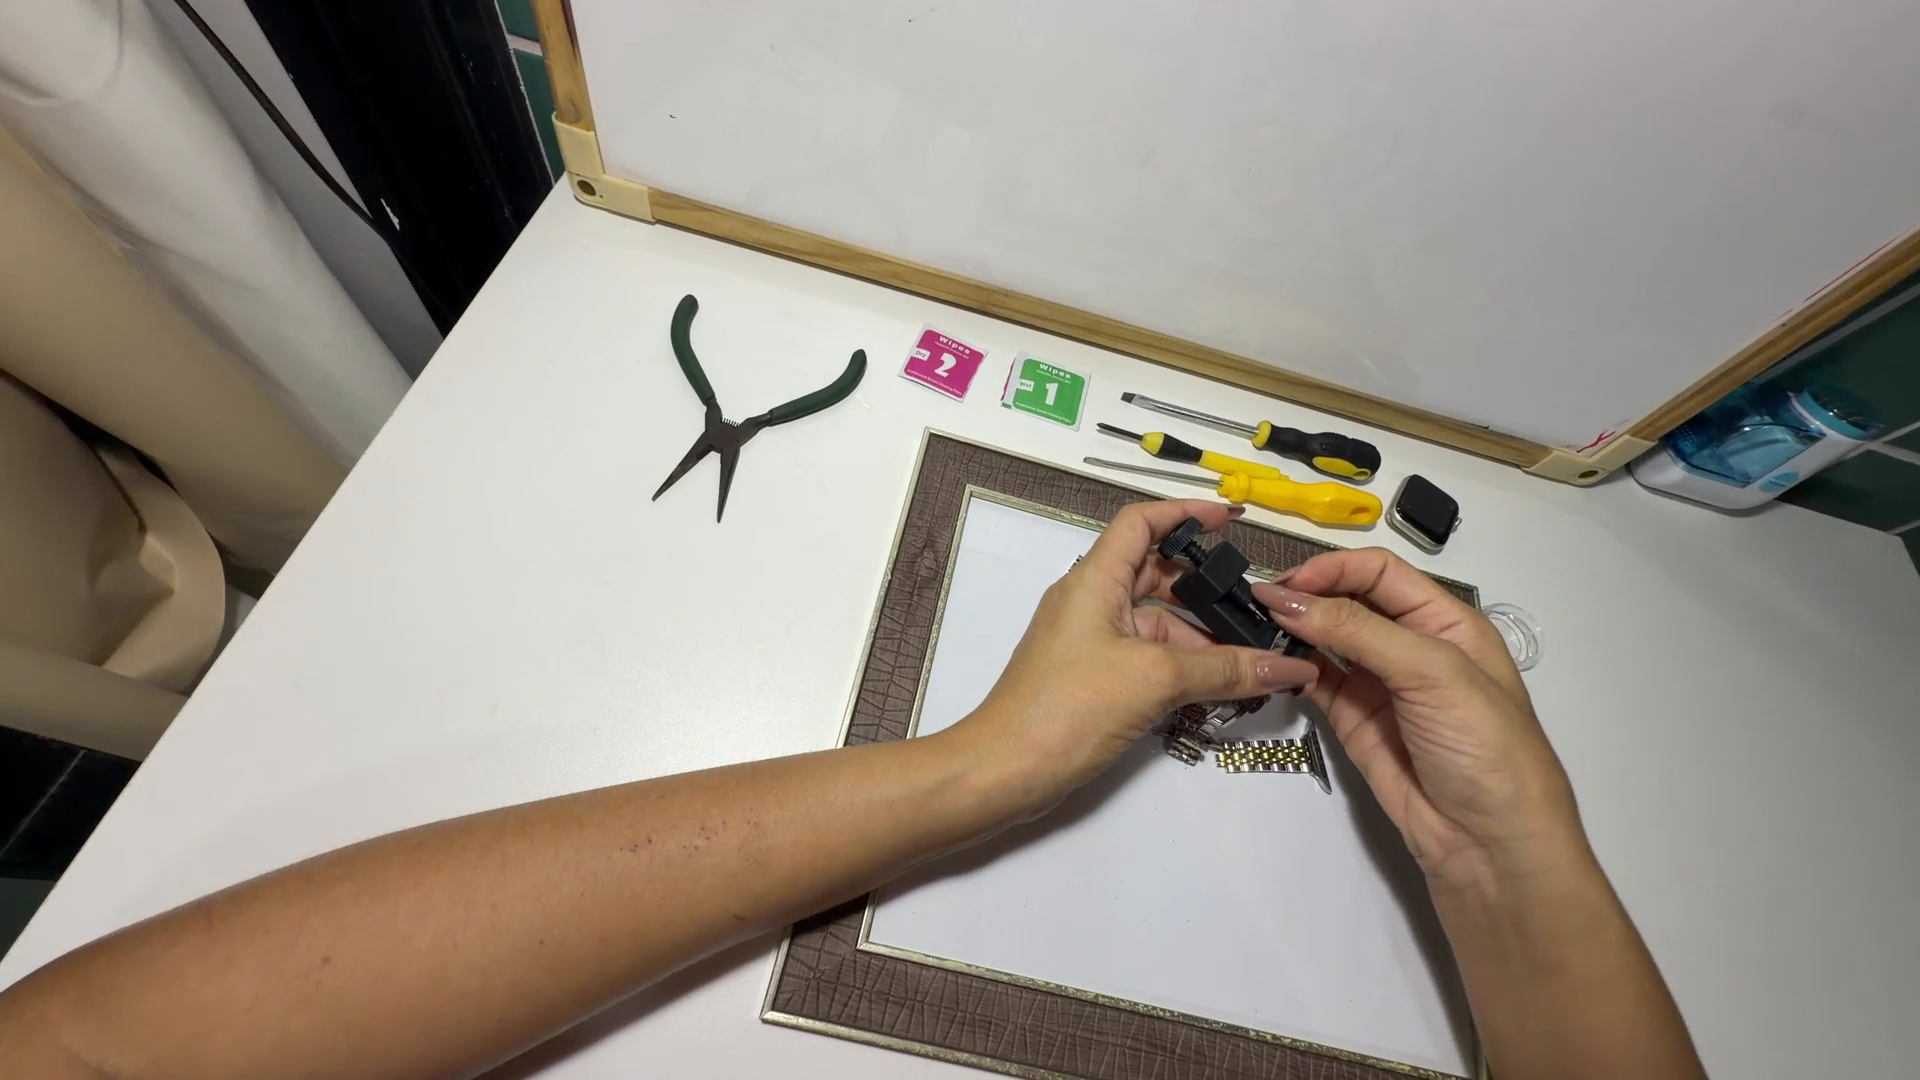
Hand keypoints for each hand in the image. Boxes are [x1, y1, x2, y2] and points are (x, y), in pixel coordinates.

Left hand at [945, 499, 1316, 818]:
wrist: (1006, 768)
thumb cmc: (1069, 706)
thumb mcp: (1155, 679)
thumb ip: (1224, 669)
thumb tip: (1288, 668)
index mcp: (1094, 579)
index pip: (1140, 522)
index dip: (1185, 512)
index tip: (1232, 519)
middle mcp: (1090, 600)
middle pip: (1154, 574)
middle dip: (1205, 589)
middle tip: (1256, 609)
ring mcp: (1089, 639)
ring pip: (1154, 622)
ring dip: (1199, 638)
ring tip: (1253, 662)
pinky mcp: (1092, 674)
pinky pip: (1145, 654)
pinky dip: (1180, 665)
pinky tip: (1218, 688)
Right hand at [1251, 549, 1584, 890]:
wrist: (1488, 846)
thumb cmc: (1483, 747)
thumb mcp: (1432, 674)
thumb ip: (1356, 630)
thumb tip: (1282, 599)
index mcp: (1444, 621)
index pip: (1379, 572)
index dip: (1332, 570)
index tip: (1287, 584)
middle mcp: (1407, 643)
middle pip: (1346, 599)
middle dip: (1305, 595)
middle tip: (1256, 601)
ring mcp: (1375, 680)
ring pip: (1323, 636)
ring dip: (1290, 627)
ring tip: (1251, 625)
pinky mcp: (1349, 714)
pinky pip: (1311, 676)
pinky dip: (1289, 665)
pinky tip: (1271, 661)